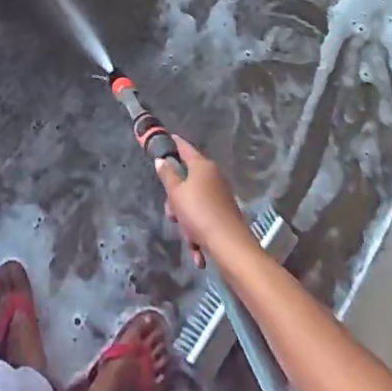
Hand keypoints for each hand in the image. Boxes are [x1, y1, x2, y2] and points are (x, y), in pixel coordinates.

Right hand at [156, 134, 252, 268]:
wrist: (230, 246)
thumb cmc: (199, 212)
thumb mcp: (175, 193)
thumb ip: (167, 175)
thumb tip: (161, 159)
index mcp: (202, 166)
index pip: (184, 147)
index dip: (173, 143)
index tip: (165, 138)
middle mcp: (214, 177)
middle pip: (187, 180)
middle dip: (176, 199)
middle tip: (171, 213)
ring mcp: (221, 196)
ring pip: (194, 202)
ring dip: (186, 220)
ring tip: (187, 237)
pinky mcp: (225, 214)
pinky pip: (205, 219)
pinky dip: (199, 233)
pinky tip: (197, 252)